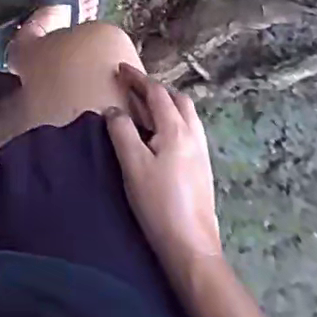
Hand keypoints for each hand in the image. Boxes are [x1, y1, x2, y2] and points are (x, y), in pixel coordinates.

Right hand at [105, 62, 222, 269]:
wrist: (192, 247)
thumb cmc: (159, 203)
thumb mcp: (132, 164)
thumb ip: (121, 131)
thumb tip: (114, 110)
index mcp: (176, 128)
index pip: (156, 92)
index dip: (137, 78)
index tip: (120, 69)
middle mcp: (193, 134)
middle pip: (176, 99)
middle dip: (154, 88)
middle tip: (133, 88)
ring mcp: (201, 152)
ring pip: (185, 114)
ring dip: (165, 104)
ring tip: (145, 108)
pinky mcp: (202, 169)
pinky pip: (188, 129)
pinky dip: (172, 120)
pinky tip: (161, 136)